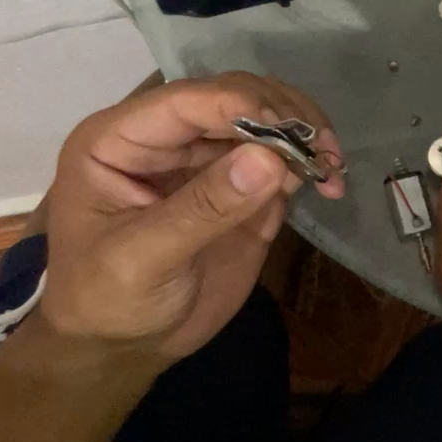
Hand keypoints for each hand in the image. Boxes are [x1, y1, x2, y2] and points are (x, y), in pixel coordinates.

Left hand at [37, 72, 344, 364]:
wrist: (127, 345)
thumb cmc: (108, 301)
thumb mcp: (143, 259)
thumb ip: (203, 208)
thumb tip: (269, 158)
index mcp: (123, 141)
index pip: (189, 100)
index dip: (243, 105)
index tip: (291, 134)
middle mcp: (169, 138)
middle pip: (237, 96)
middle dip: (285, 116)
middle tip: (323, 151)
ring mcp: (212, 161)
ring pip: (269, 119)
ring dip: (307, 136)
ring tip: (333, 167)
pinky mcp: (247, 187)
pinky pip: (286, 158)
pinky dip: (314, 164)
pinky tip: (331, 186)